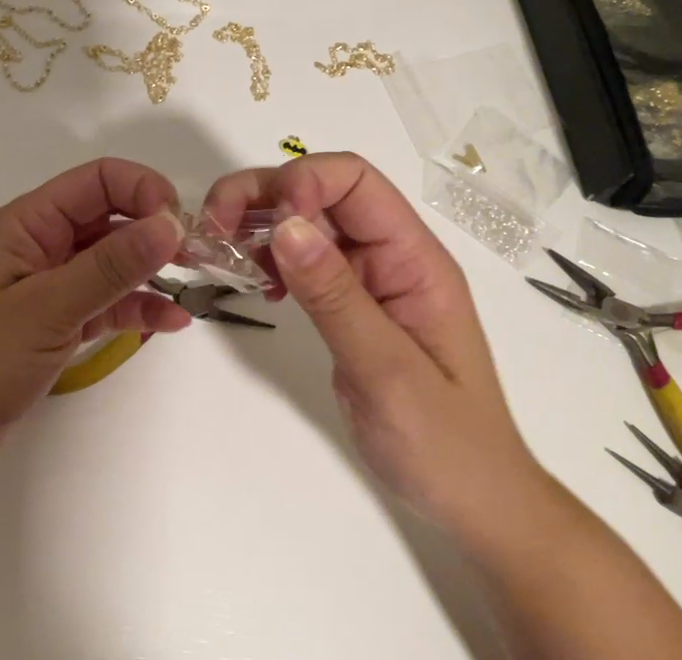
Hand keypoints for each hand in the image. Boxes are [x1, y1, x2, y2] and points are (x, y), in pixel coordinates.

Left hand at [0, 158, 189, 479]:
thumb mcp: (46, 309)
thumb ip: (110, 266)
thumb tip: (170, 222)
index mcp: (28, 223)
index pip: (98, 181)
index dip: (144, 192)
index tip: (181, 228)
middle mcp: (40, 245)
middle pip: (108, 217)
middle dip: (155, 230)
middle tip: (200, 261)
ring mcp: (47, 287)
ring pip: (111, 262)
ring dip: (151, 270)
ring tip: (196, 289)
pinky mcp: (53, 326)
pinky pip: (104, 303)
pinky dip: (135, 308)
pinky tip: (170, 322)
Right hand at [202, 152, 553, 535]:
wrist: (471, 498)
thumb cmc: (444, 442)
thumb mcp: (387, 370)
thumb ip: (335, 296)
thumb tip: (285, 225)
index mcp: (414, 260)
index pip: (355, 182)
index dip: (300, 184)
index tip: (256, 226)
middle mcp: (389, 257)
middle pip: (320, 192)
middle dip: (261, 196)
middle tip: (210, 231)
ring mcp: (367, 280)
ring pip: (304, 223)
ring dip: (255, 225)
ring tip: (216, 255)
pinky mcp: (346, 304)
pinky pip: (300, 260)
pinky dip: (264, 258)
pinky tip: (248, 283)